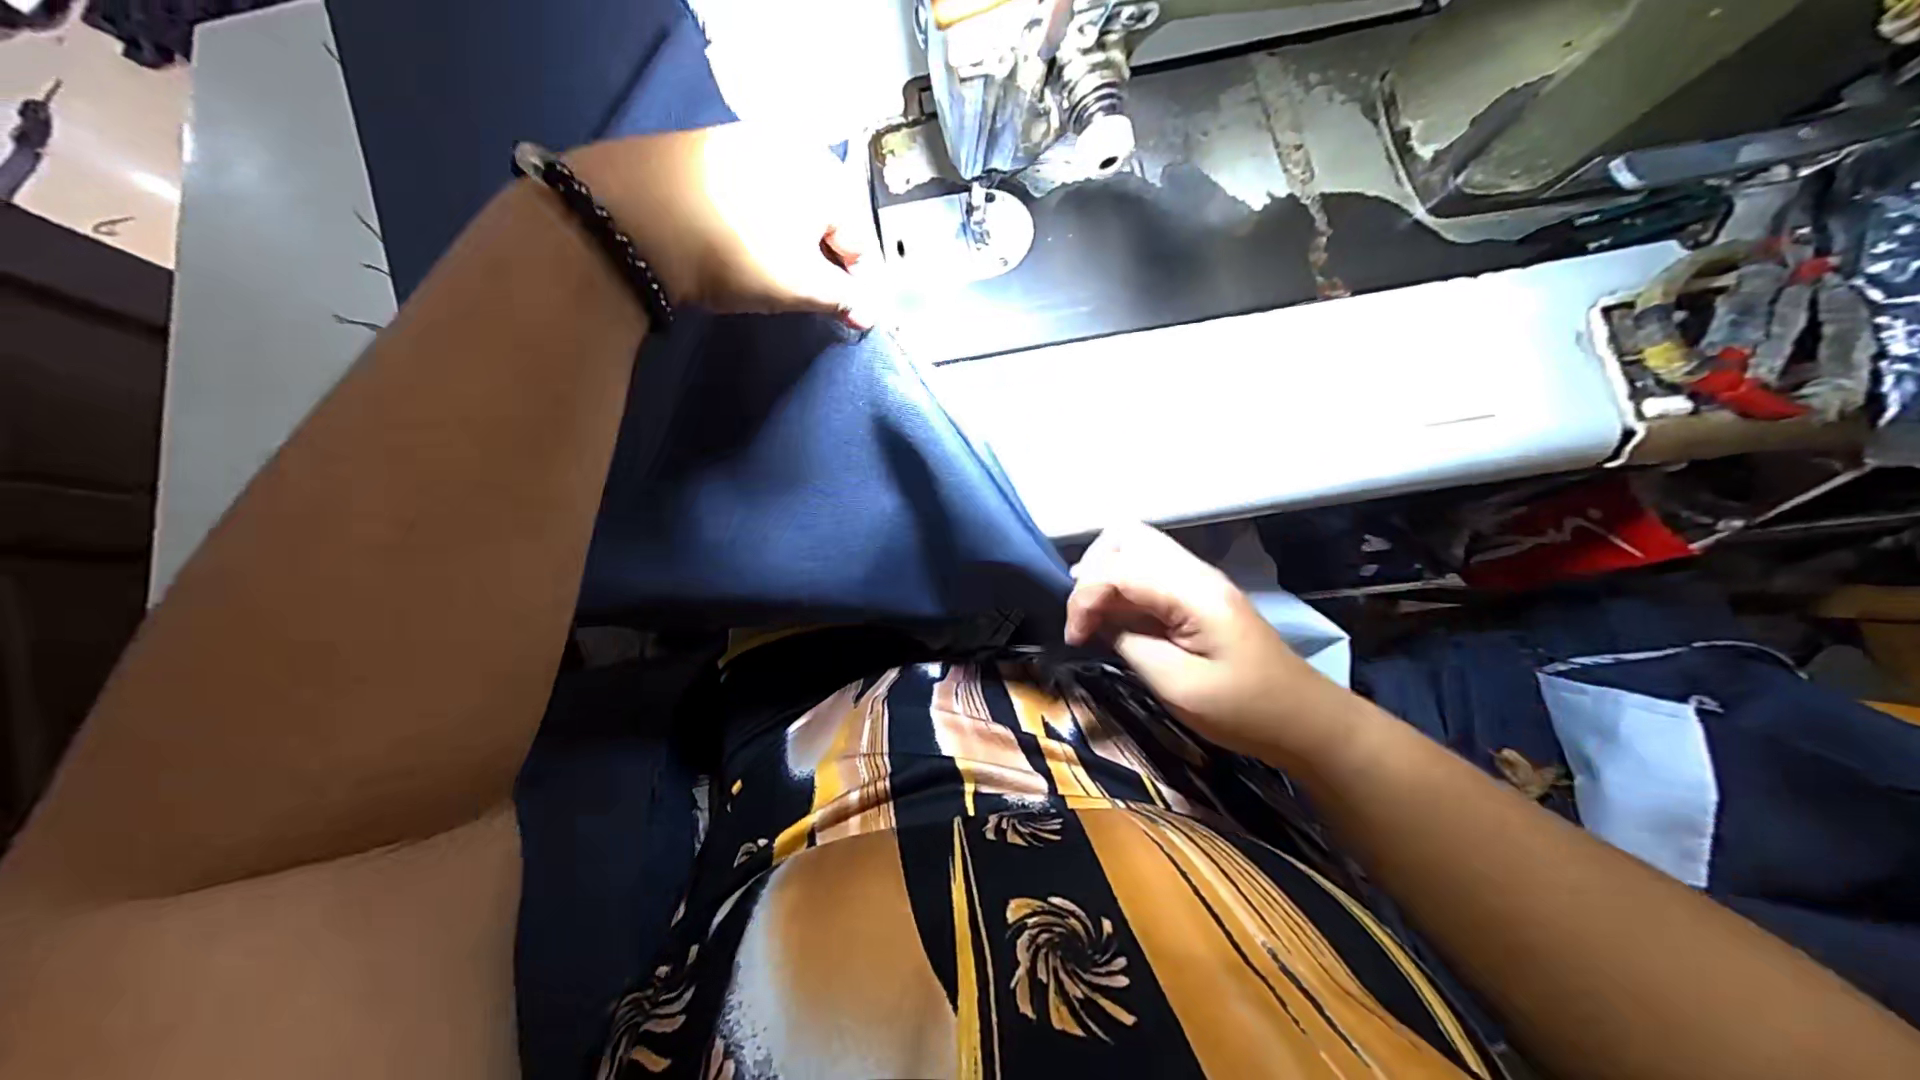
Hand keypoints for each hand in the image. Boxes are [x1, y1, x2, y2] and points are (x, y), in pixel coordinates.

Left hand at [563, 124, 881, 326]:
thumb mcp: (799, 286)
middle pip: (823, 217)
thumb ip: (844, 299)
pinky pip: (746, 192)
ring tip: (766, 273)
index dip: (856, 282)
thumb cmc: (736, 255)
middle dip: (821, 259)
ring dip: (786, 241)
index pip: (859, 239)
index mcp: (825, 174)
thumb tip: (869, 313)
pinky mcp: (701, 148)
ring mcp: (741, 141)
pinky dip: (752, 221)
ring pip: (785, 203)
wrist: (631, 219)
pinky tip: (732, 245)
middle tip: (804, 295)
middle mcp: (790, 146)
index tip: (844, 313)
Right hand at [1065, 523, 1359, 766]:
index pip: (1118, 568)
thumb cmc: (1243, 710)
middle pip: (1125, 536)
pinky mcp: (1198, 593)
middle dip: (1091, 572)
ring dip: (1104, 575)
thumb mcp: (1176, 685)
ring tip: (1094, 617)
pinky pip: (1148, 570)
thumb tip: (1099, 622)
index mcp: (1193, 592)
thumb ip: (1129, 644)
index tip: (1075, 639)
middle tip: (1085, 618)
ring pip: (1134, 546)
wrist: (1304, 719)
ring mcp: (1198, 579)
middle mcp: (1195, 572)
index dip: (1084, 599)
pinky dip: (1121, 586)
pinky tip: (1116, 617)